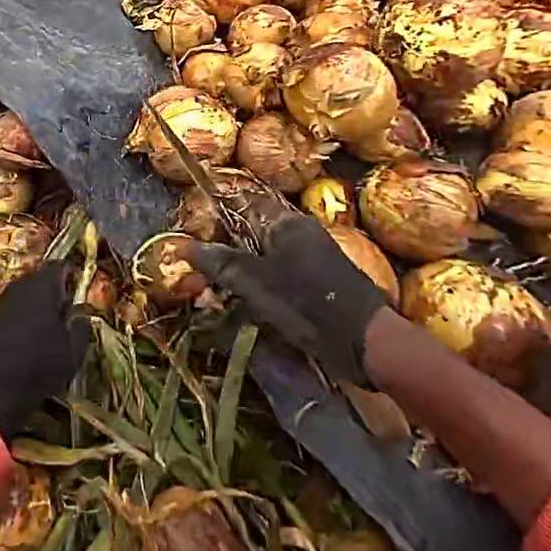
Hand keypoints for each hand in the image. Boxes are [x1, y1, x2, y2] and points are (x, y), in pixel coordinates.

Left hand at [0, 261, 90, 438]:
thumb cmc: (41, 366)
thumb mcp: (73, 351)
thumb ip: (81, 326)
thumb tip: (80, 314)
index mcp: (42, 288)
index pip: (59, 267)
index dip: (70, 275)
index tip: (77, 289)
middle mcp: (19, 286)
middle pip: (39, 277)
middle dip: (52, 289)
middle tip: (63, 310)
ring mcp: (0, 300)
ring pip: (23, 291)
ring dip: (35, 302)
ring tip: (44, 325)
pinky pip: (10, 306)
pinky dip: (19, 313)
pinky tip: (24, 335)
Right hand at [188, 216, 389, 381]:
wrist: (366, 343)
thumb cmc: (306, 303)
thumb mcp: (254, 282)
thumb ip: (219, 262)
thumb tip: (185, 246)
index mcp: (286, 222)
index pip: (240, 207)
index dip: (213, 220)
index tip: (192, 236)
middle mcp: (300, 234)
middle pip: (250, 236)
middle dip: (223, 255)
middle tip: (201, 276)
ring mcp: (311, 259)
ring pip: (262, 260)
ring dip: (239, 277)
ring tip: (217, 298)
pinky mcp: (318, 285)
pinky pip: (278, 278)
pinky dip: (259, 290)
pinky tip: (245, 308)